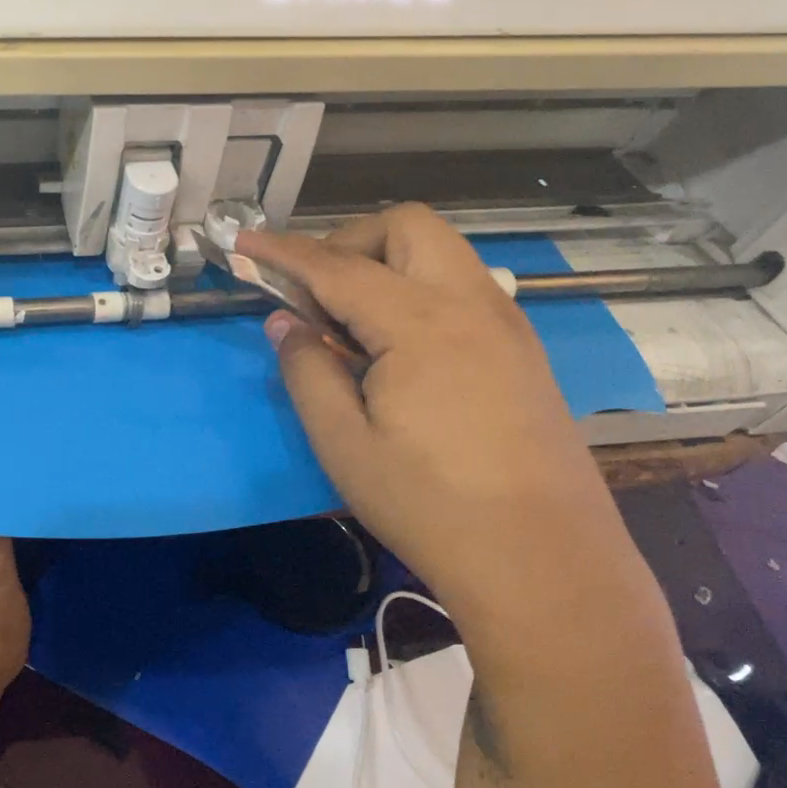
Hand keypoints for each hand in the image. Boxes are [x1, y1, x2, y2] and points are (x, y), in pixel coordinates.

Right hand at [235, 204, 625, 608]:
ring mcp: (505, 324)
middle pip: (407, 226)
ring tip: (352, 325)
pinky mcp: (522, 351)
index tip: (243, 240)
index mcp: (420, 324)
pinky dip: (420, 289)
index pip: (337, 267)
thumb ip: (308, 372)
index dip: (284, 251)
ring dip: (387, 263)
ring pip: (442, 252)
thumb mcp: (344, 444)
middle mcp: (471, 304)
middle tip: (314, 294)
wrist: (543, 561)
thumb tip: (284, 323)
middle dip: (349, 241)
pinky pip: (463, 287)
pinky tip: (399, 349)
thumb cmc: (429, 505)